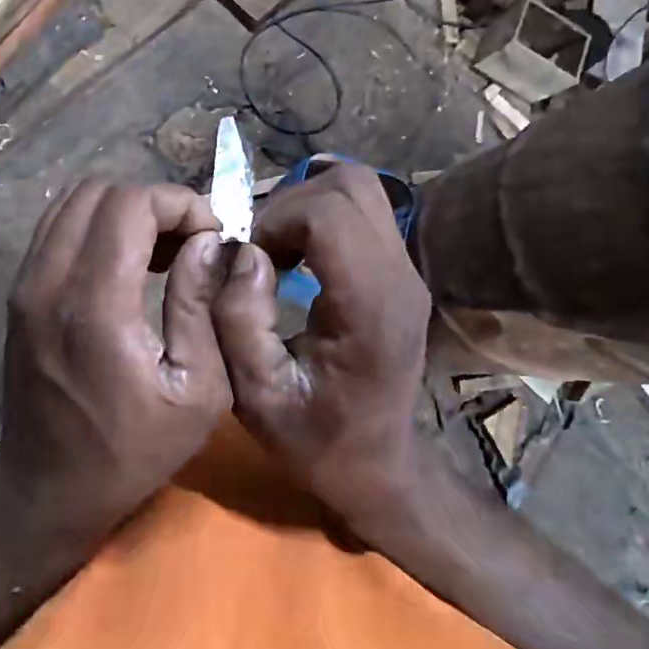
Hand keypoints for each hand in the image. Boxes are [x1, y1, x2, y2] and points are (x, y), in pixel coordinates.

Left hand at [0, 180, 232, 539]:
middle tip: (191, 241)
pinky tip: (130, 262)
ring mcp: (26, 286)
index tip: (211, 237)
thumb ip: (204, 305)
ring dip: (127, 211)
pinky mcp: (20, 293)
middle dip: (156, 202)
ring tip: (164, 250)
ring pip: (74, 201)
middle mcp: (49, 283)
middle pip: (101, 191)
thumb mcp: (200, 390)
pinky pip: (58, 227)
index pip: (131, 205)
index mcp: (95, 307)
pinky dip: (100, 226)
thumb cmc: (132, 450)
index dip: (180, 204)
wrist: (45, 493)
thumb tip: (210, 242)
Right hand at [210, 163, 434, 532]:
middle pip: (352, 184)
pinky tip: (298, 254)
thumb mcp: (256, 397)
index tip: (248, 256)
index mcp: (371, 306)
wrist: (380, 464)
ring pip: (362, 187)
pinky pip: (364, 210)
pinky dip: (323, 214)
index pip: (330, 213)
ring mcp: (408, 268)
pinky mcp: (403, 268)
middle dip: (292, 202)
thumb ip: (239, 320)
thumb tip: (242, 251)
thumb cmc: (316, 441)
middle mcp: (400, 275)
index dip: (278, 219)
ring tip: (277, 248)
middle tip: (261, 248)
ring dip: (308, 203)